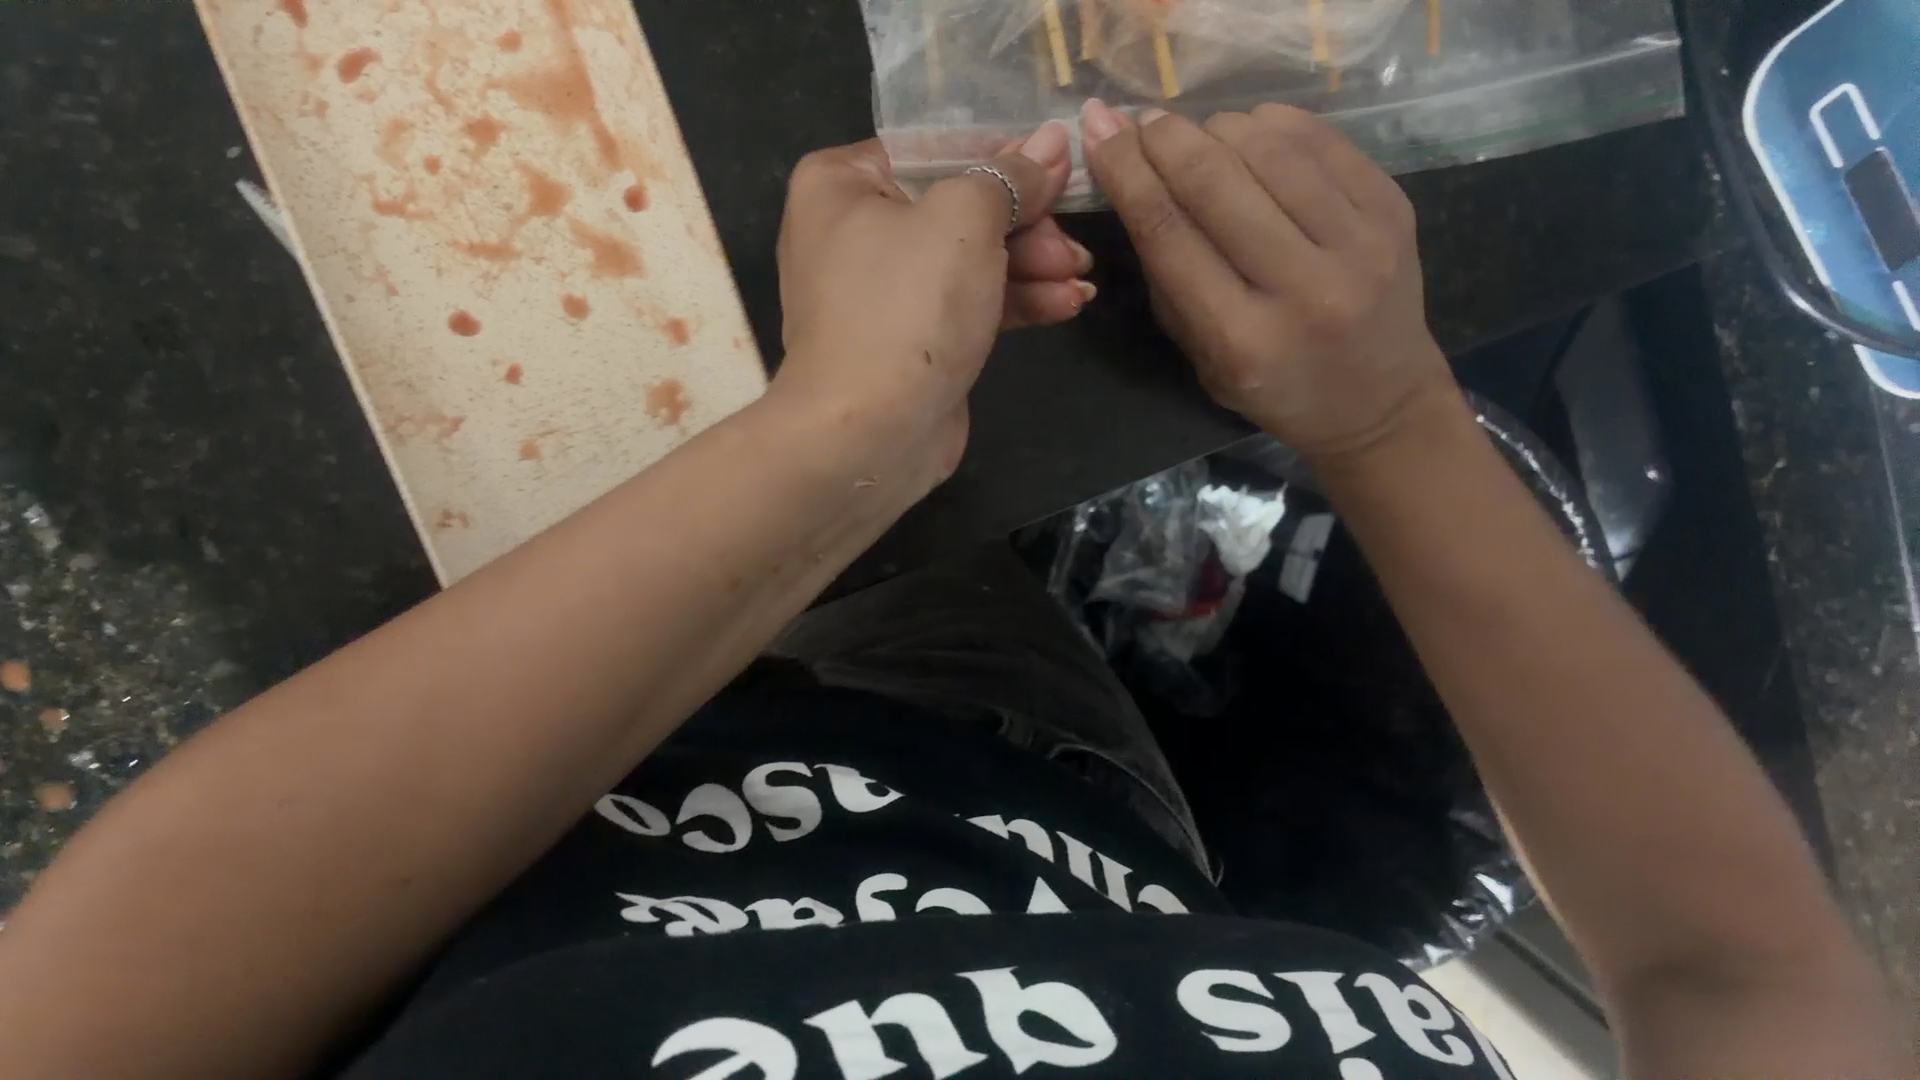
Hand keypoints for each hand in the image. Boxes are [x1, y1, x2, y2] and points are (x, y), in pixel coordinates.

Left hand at [770, 126, 1085, 490]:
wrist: (868, 433)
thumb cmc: (906, 308)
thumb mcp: (964, 220)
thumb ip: (1010, 178)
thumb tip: (1052, 143)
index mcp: (842, 184)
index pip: (934, 151)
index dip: (1003, 159)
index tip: (1061, 168)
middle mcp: (853, 233)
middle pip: (957, 210)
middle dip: (1026, 226)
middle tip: (1074, 242)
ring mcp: (882, 295)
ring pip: (968, 262)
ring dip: (1031, 267)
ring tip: (1082, 279)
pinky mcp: (910, 343)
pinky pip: (966, 306)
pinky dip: (1014, 303)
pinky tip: (1066, 305)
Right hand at [1082, 99, 1456, 462]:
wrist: (1379, 402)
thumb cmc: (1275, 391)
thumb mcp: (1205, 359)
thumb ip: (1171, 285)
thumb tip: (1138, 188)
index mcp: (1242, 339)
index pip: (1170, 235)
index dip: (1127, 176)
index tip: (1100, 136)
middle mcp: (1303, 288)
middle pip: (1216, 185)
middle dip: (1166, 141)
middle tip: (1142, 122)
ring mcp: (1358, 244)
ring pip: (1270, 150)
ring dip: (1218, 128)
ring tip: (1196, 133)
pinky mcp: (1394, 211)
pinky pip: (1322, 141)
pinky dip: (1273, 123)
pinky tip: (1248, 129)